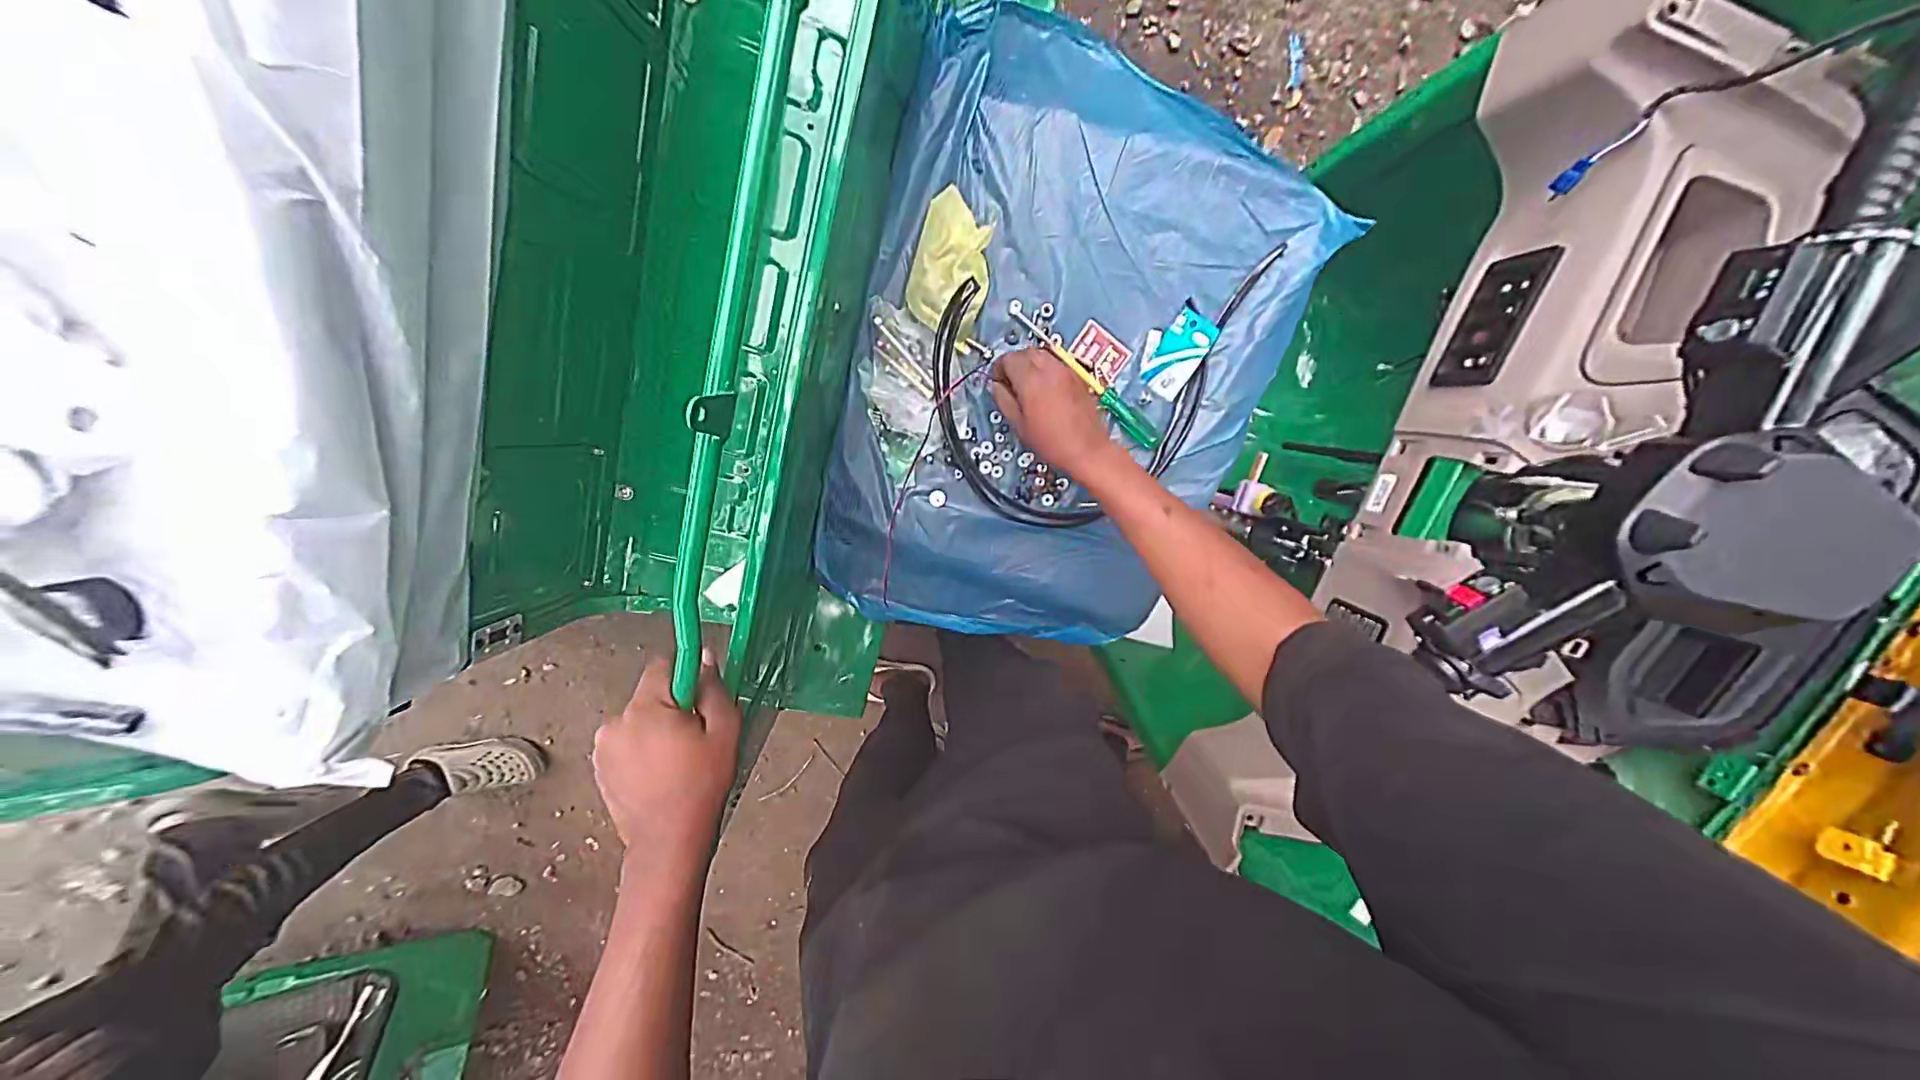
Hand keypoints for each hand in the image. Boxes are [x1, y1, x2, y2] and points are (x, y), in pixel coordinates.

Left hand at [593, 651, 741, 870]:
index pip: (663, 666)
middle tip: (695, 737)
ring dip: (657, 730)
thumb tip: (705, 659)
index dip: (686, 676)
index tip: (700, 694)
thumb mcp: (724, 731)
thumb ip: (714, 689)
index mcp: (645, 708)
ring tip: (678, 760)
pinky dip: (643, 751)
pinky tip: (661, 773)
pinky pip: (627, 744)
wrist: (668, 840)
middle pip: (651, 696)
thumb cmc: (699, 786)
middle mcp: (616, 722)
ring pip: (639, 720)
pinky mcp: (601, 768)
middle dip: (674, 708)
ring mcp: (604, 747)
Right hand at [990, 347, 1117, 477]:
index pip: (1008, 359)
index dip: (999, 368)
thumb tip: (996, 387)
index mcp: (1031, 380)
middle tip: (1010, 382)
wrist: (1086, 449)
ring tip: (1028, 384)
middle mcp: (1050, 369)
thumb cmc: (1055, 442)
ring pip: (1042, 354)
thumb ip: (1003, 400)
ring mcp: (1066, 371)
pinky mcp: (1078, 376)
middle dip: (1014, 363)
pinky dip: (1046, 368)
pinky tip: (1045, 387)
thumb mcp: (1019, 424)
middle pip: (1025, 352)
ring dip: (1031, 364)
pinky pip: (1056, 363)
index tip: (998, 380)